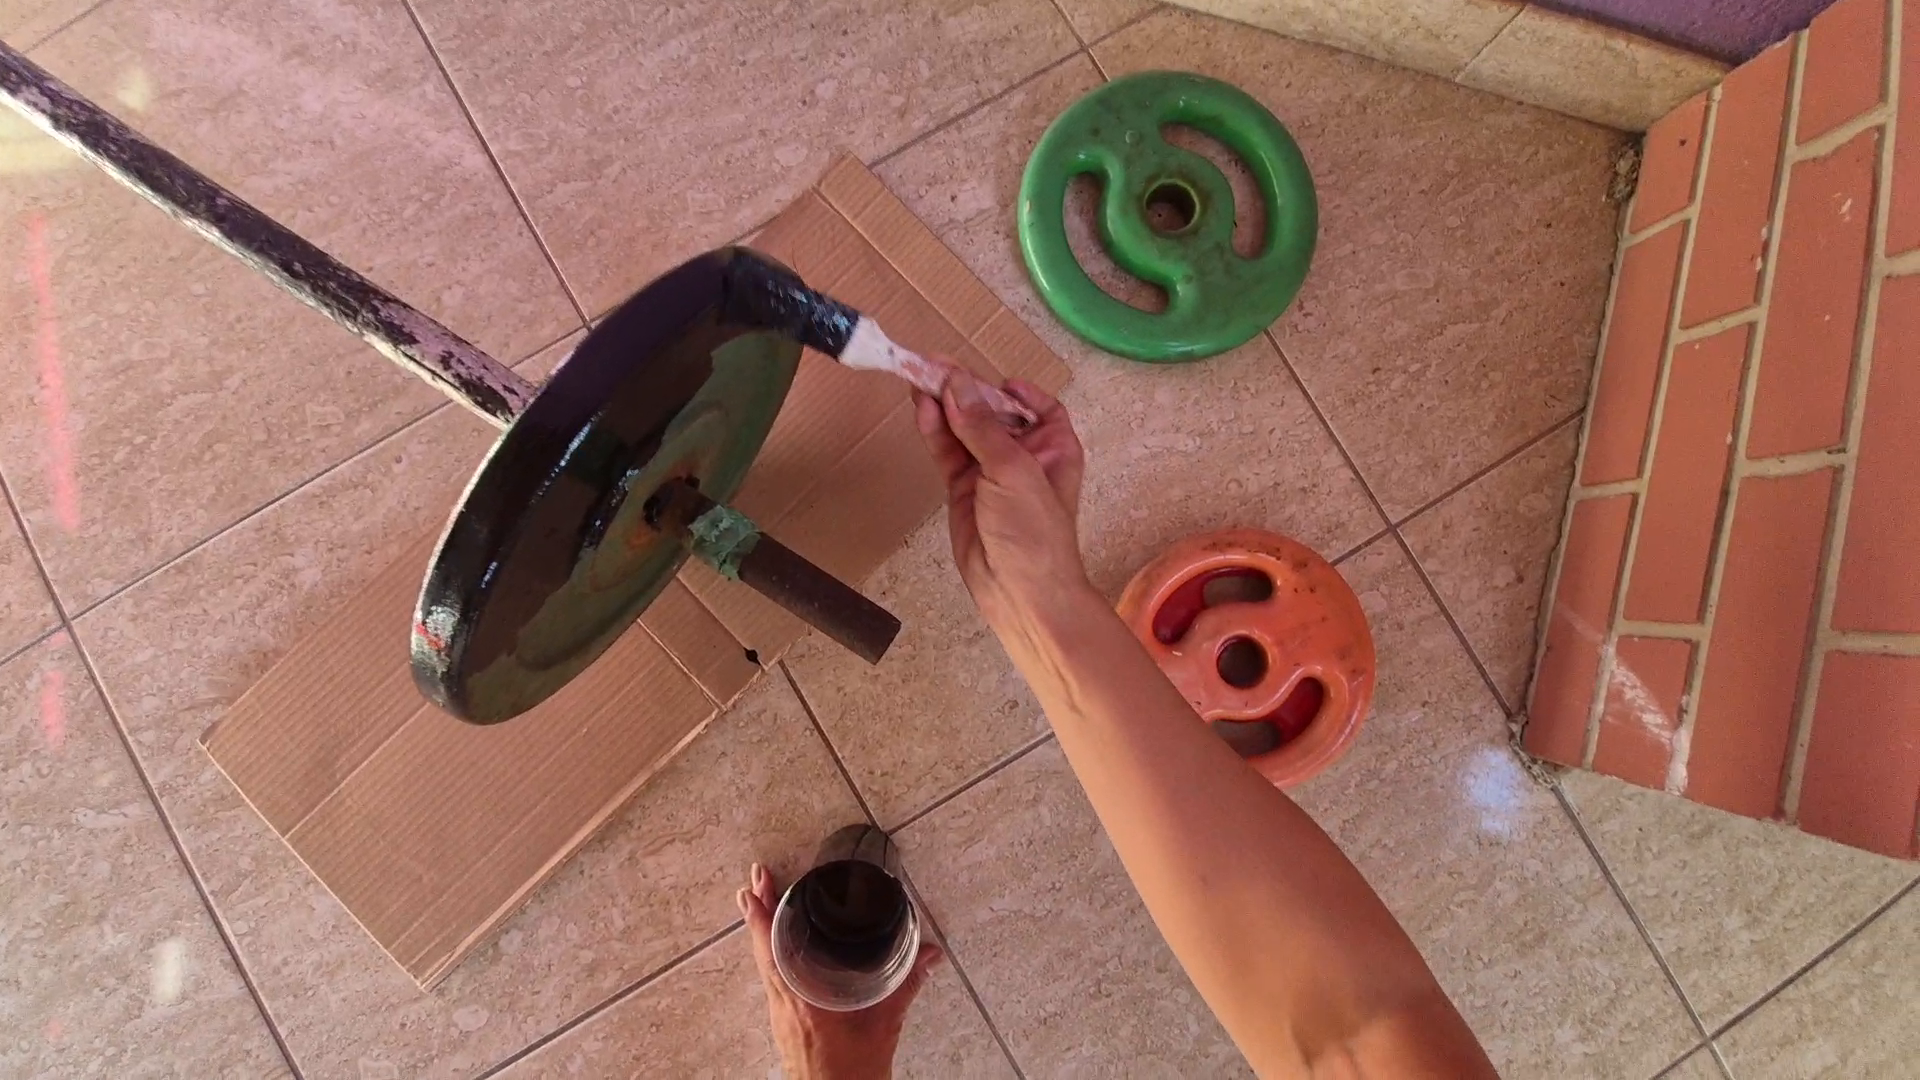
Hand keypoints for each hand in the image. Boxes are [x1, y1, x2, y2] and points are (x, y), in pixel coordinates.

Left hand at [740, 863, 942, 1079]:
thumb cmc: (853, 1073)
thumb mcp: (884, 1026)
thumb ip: (906, 985)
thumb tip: (931, 953)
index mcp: (802, 999)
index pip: (773, 951)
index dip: (761, 919)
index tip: (754, 889)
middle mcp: (784, 1003)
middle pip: (763, 949)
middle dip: (759, 911)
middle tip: (758, 877)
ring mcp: (781, 1013)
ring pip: (764, 962)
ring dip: (762, 929)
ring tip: (760, 899)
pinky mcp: (785, 1021)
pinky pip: (772, 975)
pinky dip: (770, 949)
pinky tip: (779, 940)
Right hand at [914, 369, 1089, 635]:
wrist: (1018, 591)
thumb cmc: (1033, 530)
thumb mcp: (1013, 471)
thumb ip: (981, 427)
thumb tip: (955, 383)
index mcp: (1054, 448)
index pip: (1039, 408)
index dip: (1018, 391)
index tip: (993, 380)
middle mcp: (1024, 456)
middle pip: (992, 413)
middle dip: (966, 390)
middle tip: (933, 364)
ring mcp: (990, 473)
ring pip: (964, 431)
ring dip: (945, 407)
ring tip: (919, 380)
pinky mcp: (963, 490)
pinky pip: (948, 453)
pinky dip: (936, 433)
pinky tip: (923, 412)